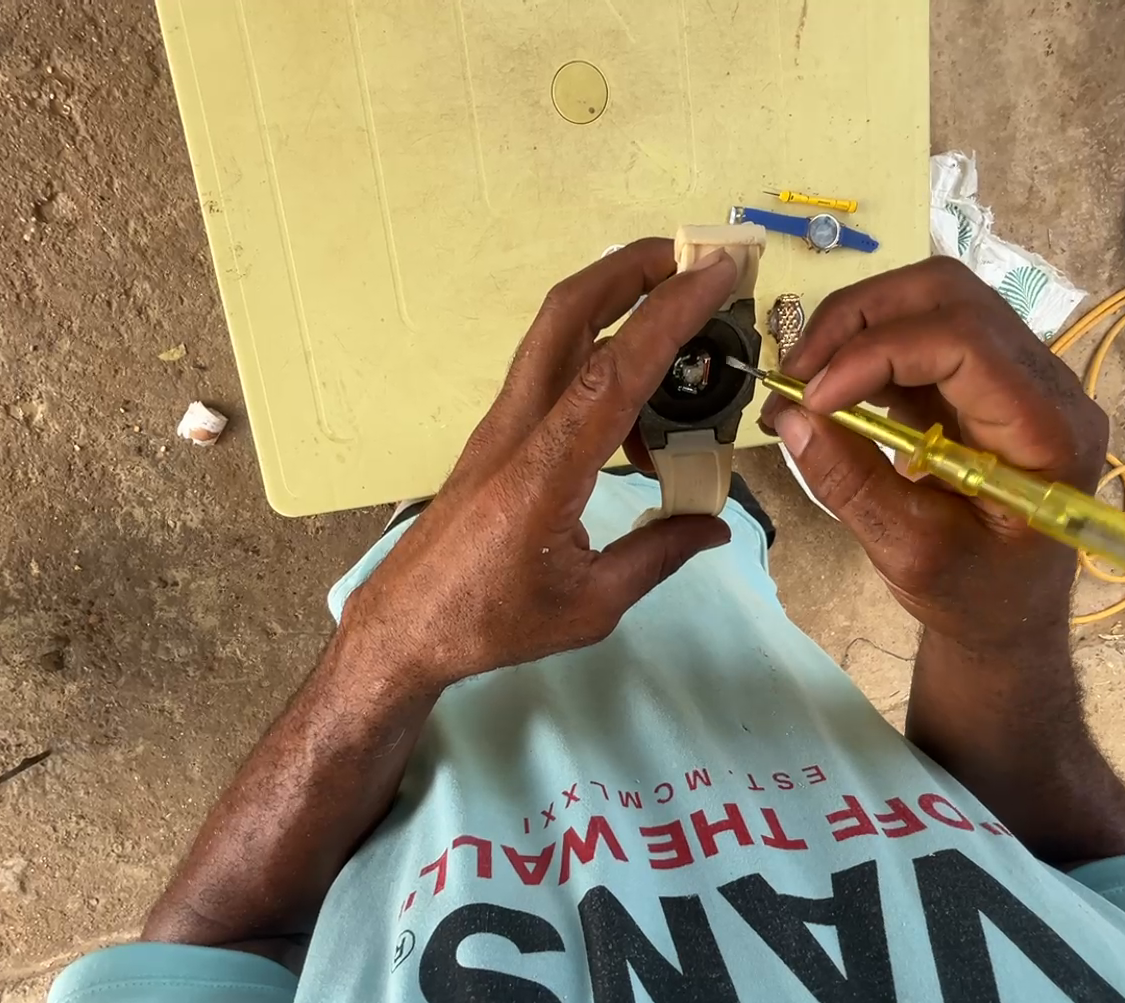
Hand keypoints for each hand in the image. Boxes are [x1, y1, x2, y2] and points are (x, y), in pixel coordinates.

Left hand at [337, 240, 740, 693]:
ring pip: (555, 335)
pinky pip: (553, 374)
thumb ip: (657, 555)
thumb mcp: (590, 604)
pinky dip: (600, 364)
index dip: (668, 314)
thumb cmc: (493, 621)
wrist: (408, 622)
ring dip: (615, 308)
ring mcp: (501, 425)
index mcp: (545, 472)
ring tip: (679, 336)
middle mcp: (518, 428)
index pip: (613, 372)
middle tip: (690, 258)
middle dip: (630, 268)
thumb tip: (714, 524)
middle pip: (565, 314)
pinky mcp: (497, 435)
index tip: (715, 272)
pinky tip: (635, 421)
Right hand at [761, 257, 1107, 649]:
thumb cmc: (971, 595)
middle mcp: (1042, 384)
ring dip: (855, 328)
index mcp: (1046, 429)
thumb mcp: (907, 551)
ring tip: (802, 380)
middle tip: (796, 372)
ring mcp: (1013, 378)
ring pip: (933, 301)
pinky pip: (919, 337)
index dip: (874, 354)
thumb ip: (850, 481)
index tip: (809, 400)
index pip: (963, 341)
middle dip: (858, 319)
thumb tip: (789, 418)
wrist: (1005, 617)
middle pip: (949, 294)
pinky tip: (826, 390)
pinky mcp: (978, 385)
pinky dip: (861, 351)